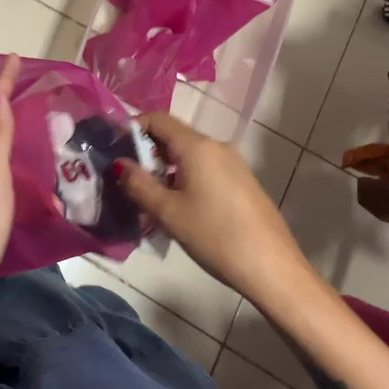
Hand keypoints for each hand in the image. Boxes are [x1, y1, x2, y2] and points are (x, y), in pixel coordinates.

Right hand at [115, 112, 312, 300]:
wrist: (274, 270)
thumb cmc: (216, 236)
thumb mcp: (168, 212)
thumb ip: (138, 184)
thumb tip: (118, 164)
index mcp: (197, 146)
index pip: (157, 119)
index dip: (131, 129)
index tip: (115, 153)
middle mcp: (217, 147)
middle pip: (173, 136)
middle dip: (147, 155)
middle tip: (128, 183)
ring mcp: (233, 165)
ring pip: (188, 156)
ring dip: (165, 171)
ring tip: (150, 202)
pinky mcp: (243, 183)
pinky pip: (205, 171)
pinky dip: (185, 180)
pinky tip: (180, 211)